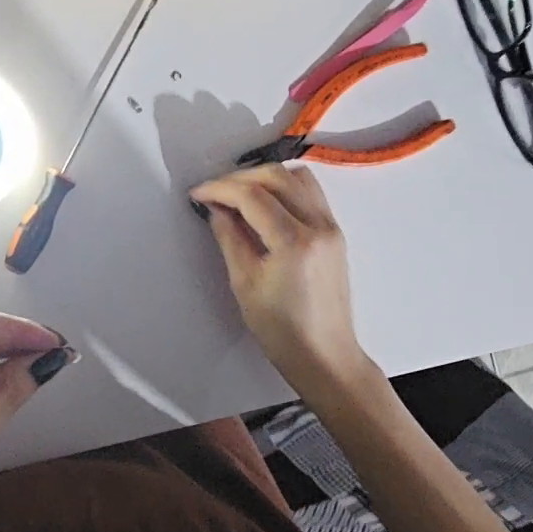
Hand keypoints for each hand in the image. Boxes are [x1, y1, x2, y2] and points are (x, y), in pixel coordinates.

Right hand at [190, 164, 372, 384]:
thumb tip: (217, 209)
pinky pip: (310, 193)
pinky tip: (264, 205)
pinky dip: (284, 188)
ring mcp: (331, 227)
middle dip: (239, 177)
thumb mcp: (244, 283)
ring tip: (238, 195)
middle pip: (277, 176)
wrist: (324, 355)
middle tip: (214, 192)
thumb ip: (229, 238)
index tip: (198, 194)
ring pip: (298, 178)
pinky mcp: (335, 233)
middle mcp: (318, 226)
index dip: (219, 188)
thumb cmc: (281, 330)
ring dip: (264, 178)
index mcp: (294, 242)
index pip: (252, 195)